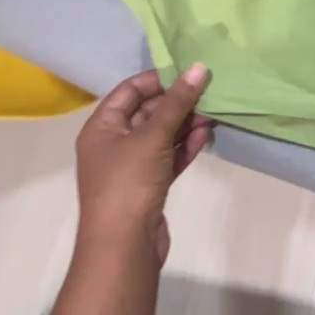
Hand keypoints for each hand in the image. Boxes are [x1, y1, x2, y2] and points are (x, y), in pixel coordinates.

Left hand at [73, 64, 214, 262]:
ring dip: (186, 123)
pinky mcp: (149, 184)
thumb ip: (178, 101)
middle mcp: (114, 143)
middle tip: (209, 92)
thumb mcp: (153, 136)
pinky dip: (186, 145)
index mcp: (102, 128)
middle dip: (178, 102)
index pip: (130, 90)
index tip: (190, 72)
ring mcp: (131, 165)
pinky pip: (169, 155)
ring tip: (213, 114)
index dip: (159, 79)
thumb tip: (198, 67)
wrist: (122, 247)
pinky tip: (206, 136)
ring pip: (162, 134)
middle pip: (149, 111)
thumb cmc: (129, 183)